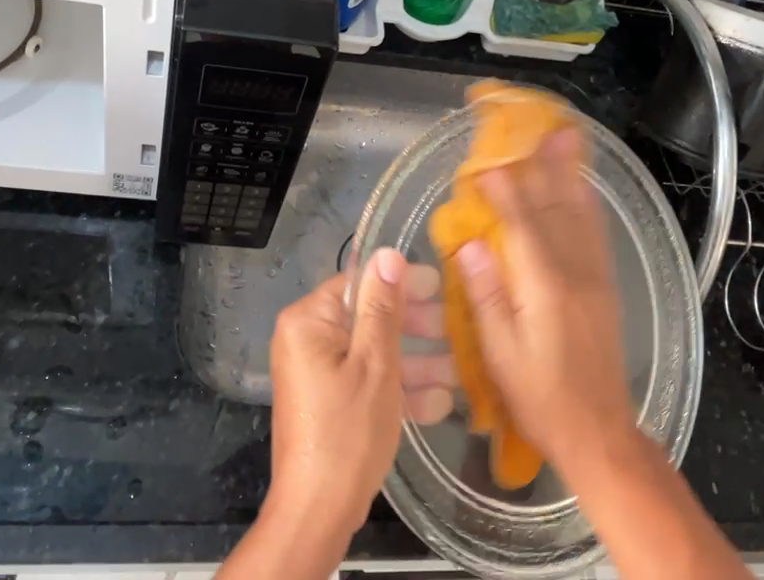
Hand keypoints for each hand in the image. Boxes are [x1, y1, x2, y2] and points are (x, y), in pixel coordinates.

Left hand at [266, 248, 452, 540]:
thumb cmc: (348, 431)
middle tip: (453, 329)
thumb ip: (382, 307)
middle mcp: (304, 339)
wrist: (318, 509)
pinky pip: (364, 380)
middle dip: (412, 327)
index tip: (440, 286)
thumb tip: (388, 253)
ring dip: (413, 362)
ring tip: (458, 369)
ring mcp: (315, 372)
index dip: (400, 284)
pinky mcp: (326, 399)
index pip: (357, 284)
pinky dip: (395, 388)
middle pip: (366, 317)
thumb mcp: (375, 364)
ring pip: (370, 352)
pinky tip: (438, 402)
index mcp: (307, 322)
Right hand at [456, 127, 637, 477]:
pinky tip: (584, 187)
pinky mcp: (605, 288)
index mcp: (544, 287)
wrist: (599, 430)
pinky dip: (588, 204)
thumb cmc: (539, 396)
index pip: (521, 224)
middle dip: (541, 166)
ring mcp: (595, 278)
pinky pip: (596, 234)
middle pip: (554, 208)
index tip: (485, 162)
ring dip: (570, 174)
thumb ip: (487, 296)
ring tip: (566, 138)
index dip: (503, 190)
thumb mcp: (500, 354)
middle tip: (535, 127)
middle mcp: (574, 272)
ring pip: (580, 215)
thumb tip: (470, 245)